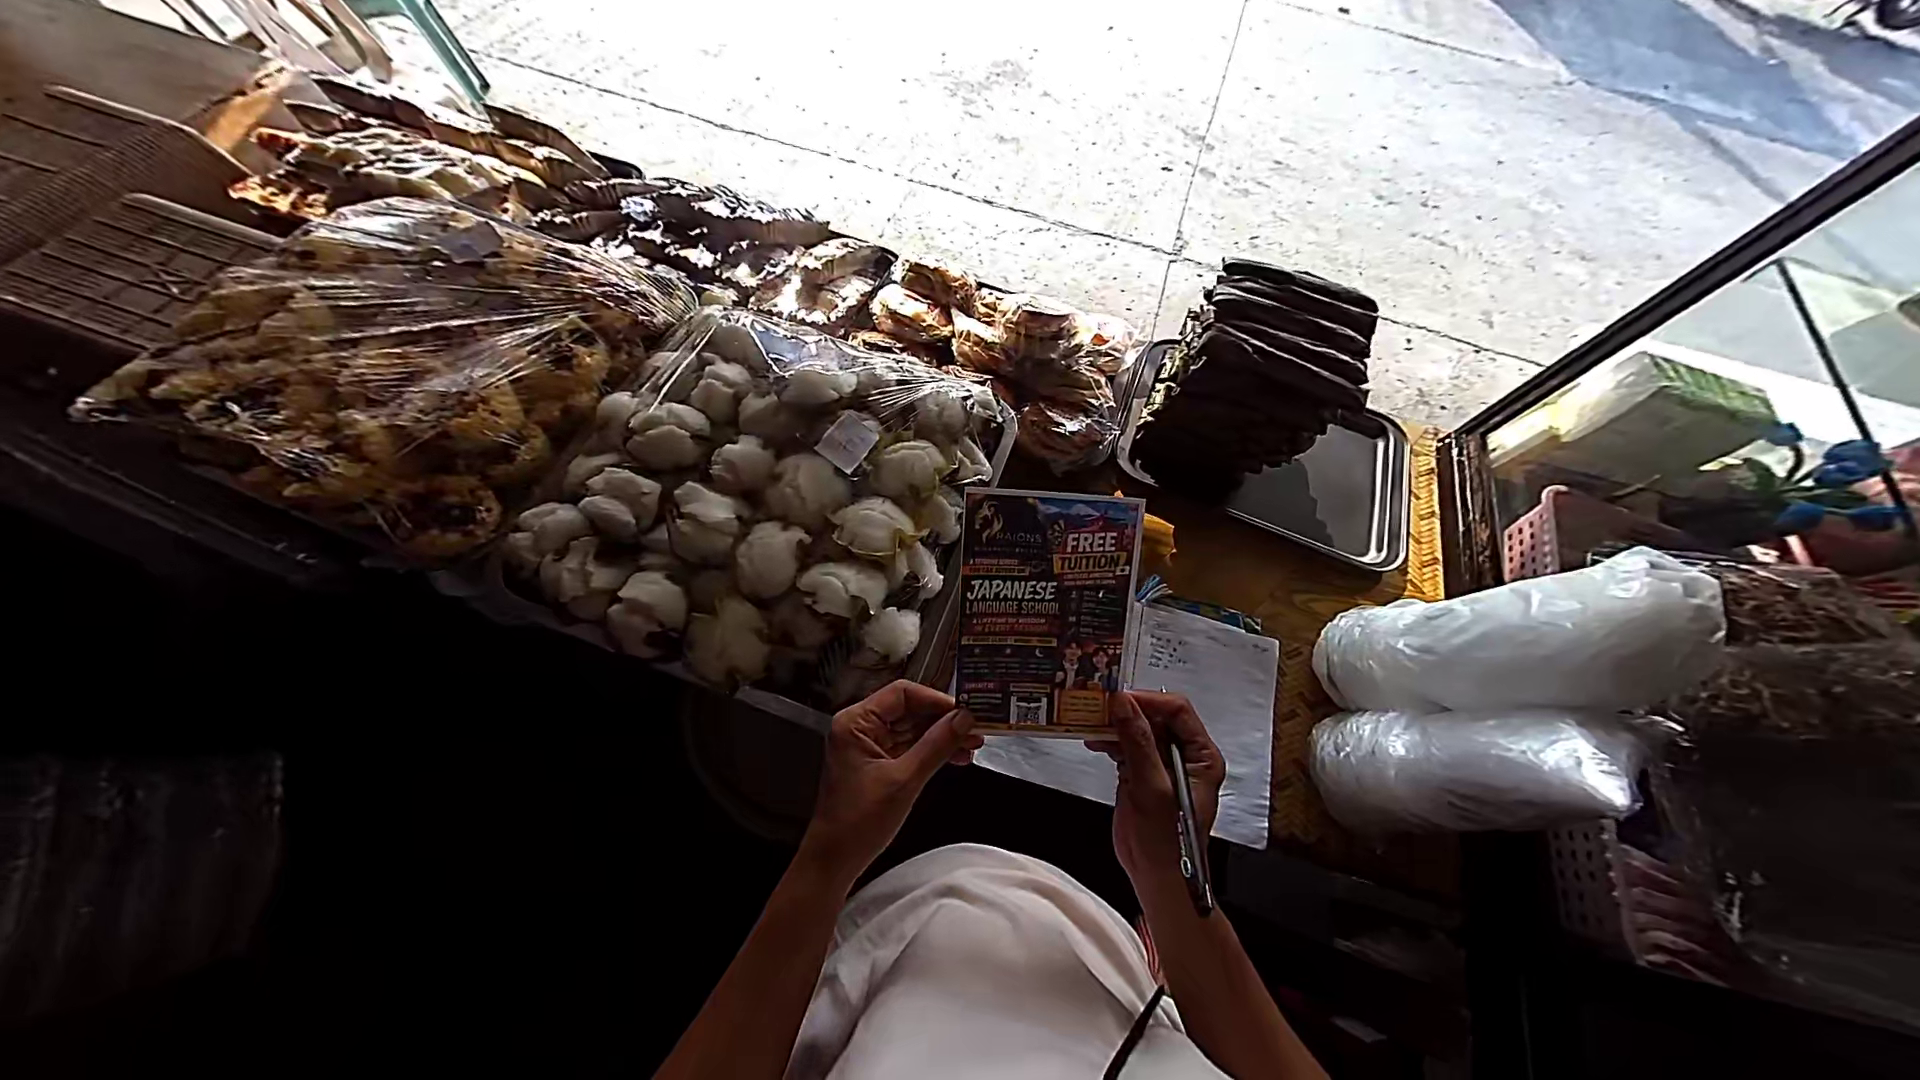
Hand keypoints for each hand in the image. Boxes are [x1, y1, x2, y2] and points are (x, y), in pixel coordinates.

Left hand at [800, 680, 981, 887]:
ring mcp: (869, 744)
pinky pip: (910, 746)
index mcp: (855, 722)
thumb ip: (936, 745)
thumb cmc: (856, 823)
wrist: (835, 861)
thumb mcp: (904, 781)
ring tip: (971, 744)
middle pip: (910, 709)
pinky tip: (955, 756)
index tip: (964, 710)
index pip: (903, 693)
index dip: (936, 700)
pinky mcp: (877, 761)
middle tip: (975, 727)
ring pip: (913, 728)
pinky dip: (933, 750)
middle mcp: (860, 727)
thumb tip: (963, 720)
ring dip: (942, 735)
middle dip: (944, 720)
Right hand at [1085, 691, 1224, 895]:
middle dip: (1127, 710)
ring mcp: (1161, 763)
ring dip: (1114, 724)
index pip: (1178, 711)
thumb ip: (1138, 741)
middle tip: (1099, 706)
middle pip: (1155, 716)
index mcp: (1201, 755)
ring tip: (1091, 723)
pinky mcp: (1141, 772)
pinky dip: (1109, 740)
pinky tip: (1093, 740)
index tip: (1120, 698)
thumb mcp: (1153, 787)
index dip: (1148, 701)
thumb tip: (1123, 703)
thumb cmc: (1167, 841)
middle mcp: (1184, 755)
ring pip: (1137, 728)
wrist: (1157, 878)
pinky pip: (1125, 744)